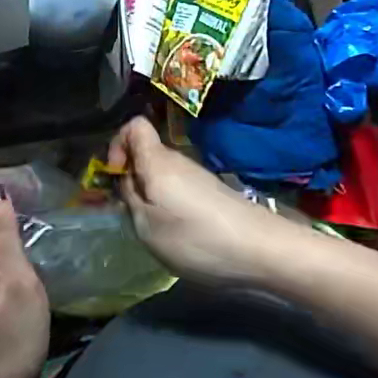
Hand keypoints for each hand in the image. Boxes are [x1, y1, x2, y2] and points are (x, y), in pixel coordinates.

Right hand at [107, 116, 283, 287]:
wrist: (263, 251)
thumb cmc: (195, 237)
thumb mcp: (146, 225)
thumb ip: (129, 199)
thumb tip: (126, 182)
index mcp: (157, 161)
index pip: (133, 126)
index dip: (116, 144)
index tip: (115, 176)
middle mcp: (177, 161)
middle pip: (145, 153)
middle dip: (130, 177)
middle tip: (129, 210)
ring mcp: (197, 176)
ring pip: (161, 174)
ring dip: (150, 195)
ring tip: (153, 227)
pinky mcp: (212, 193)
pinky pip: (178, 188)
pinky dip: (170, 204)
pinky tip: (179, 232)